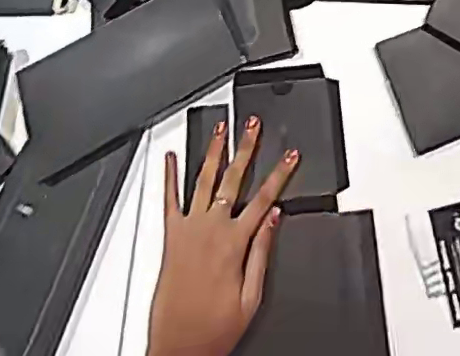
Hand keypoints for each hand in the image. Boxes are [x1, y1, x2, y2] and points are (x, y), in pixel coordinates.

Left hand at [150, 115, 299, 355]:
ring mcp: (189, 227)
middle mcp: (211, 228)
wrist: (177, 347)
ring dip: (213, 150)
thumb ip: (262, 253)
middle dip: (245, 148)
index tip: (290, 156)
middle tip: (252, 125)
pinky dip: (169, 175)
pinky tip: (170, 157)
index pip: (263, 199)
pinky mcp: (170, 235)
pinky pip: (169, 198)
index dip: (280, 174)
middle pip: (233, 178)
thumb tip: (274, 219)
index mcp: (234, 242)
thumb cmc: (213, 328)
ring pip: (203, 178)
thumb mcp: (250, 298)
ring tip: (220, 128)